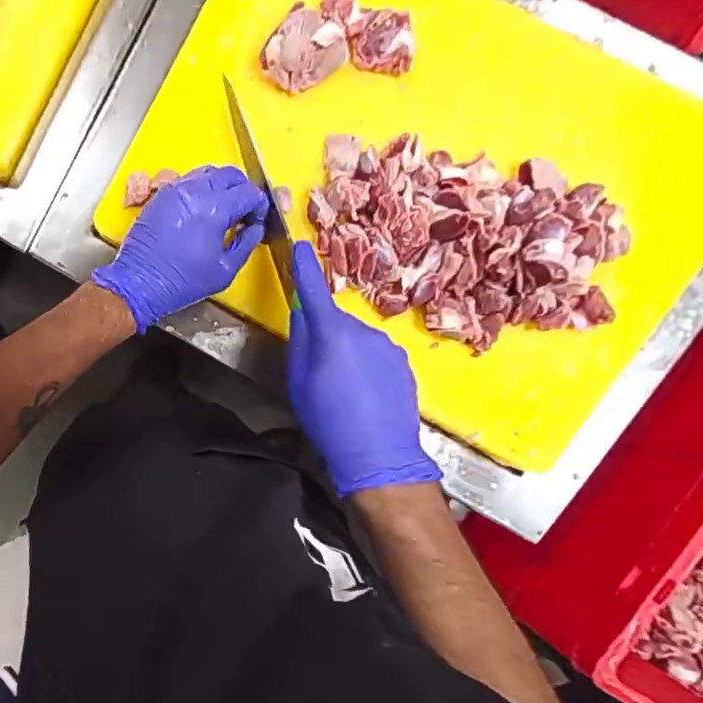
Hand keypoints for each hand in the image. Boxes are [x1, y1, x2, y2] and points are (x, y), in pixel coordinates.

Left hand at [92, 166, 267, 332]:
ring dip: (221, 187)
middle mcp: (195, 192)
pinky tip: (201, 212)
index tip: (256, 220)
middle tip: (243, 212)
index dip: (259, 206)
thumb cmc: (180, 282)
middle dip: (242, 190)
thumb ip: (246, 244)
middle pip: (230, 175)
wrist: (139, 284)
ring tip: (222, 212)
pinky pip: (187, 182)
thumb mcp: (224, 271)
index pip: (249, 192)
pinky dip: (200, 190)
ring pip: (208, 174)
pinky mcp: (160, 197)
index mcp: (215, 208)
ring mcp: (175, 191)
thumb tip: (254, 229)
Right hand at [287, 241, 441, 495]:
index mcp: (333, 334)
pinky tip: (360, 397)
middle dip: (324, 338)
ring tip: (340, 393)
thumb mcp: (299, 382)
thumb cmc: (327, 419)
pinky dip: (364, 369)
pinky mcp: (403, 364)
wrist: (379, 454)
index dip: (304, 269)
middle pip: (336, 323)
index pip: (313, 292)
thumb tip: (303, 315)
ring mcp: (389, 347)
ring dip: (345, 356)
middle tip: (314, 374)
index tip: (299, 247)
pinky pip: (375, 357)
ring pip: (357, 341)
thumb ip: (299, 343)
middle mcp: (365, 331)